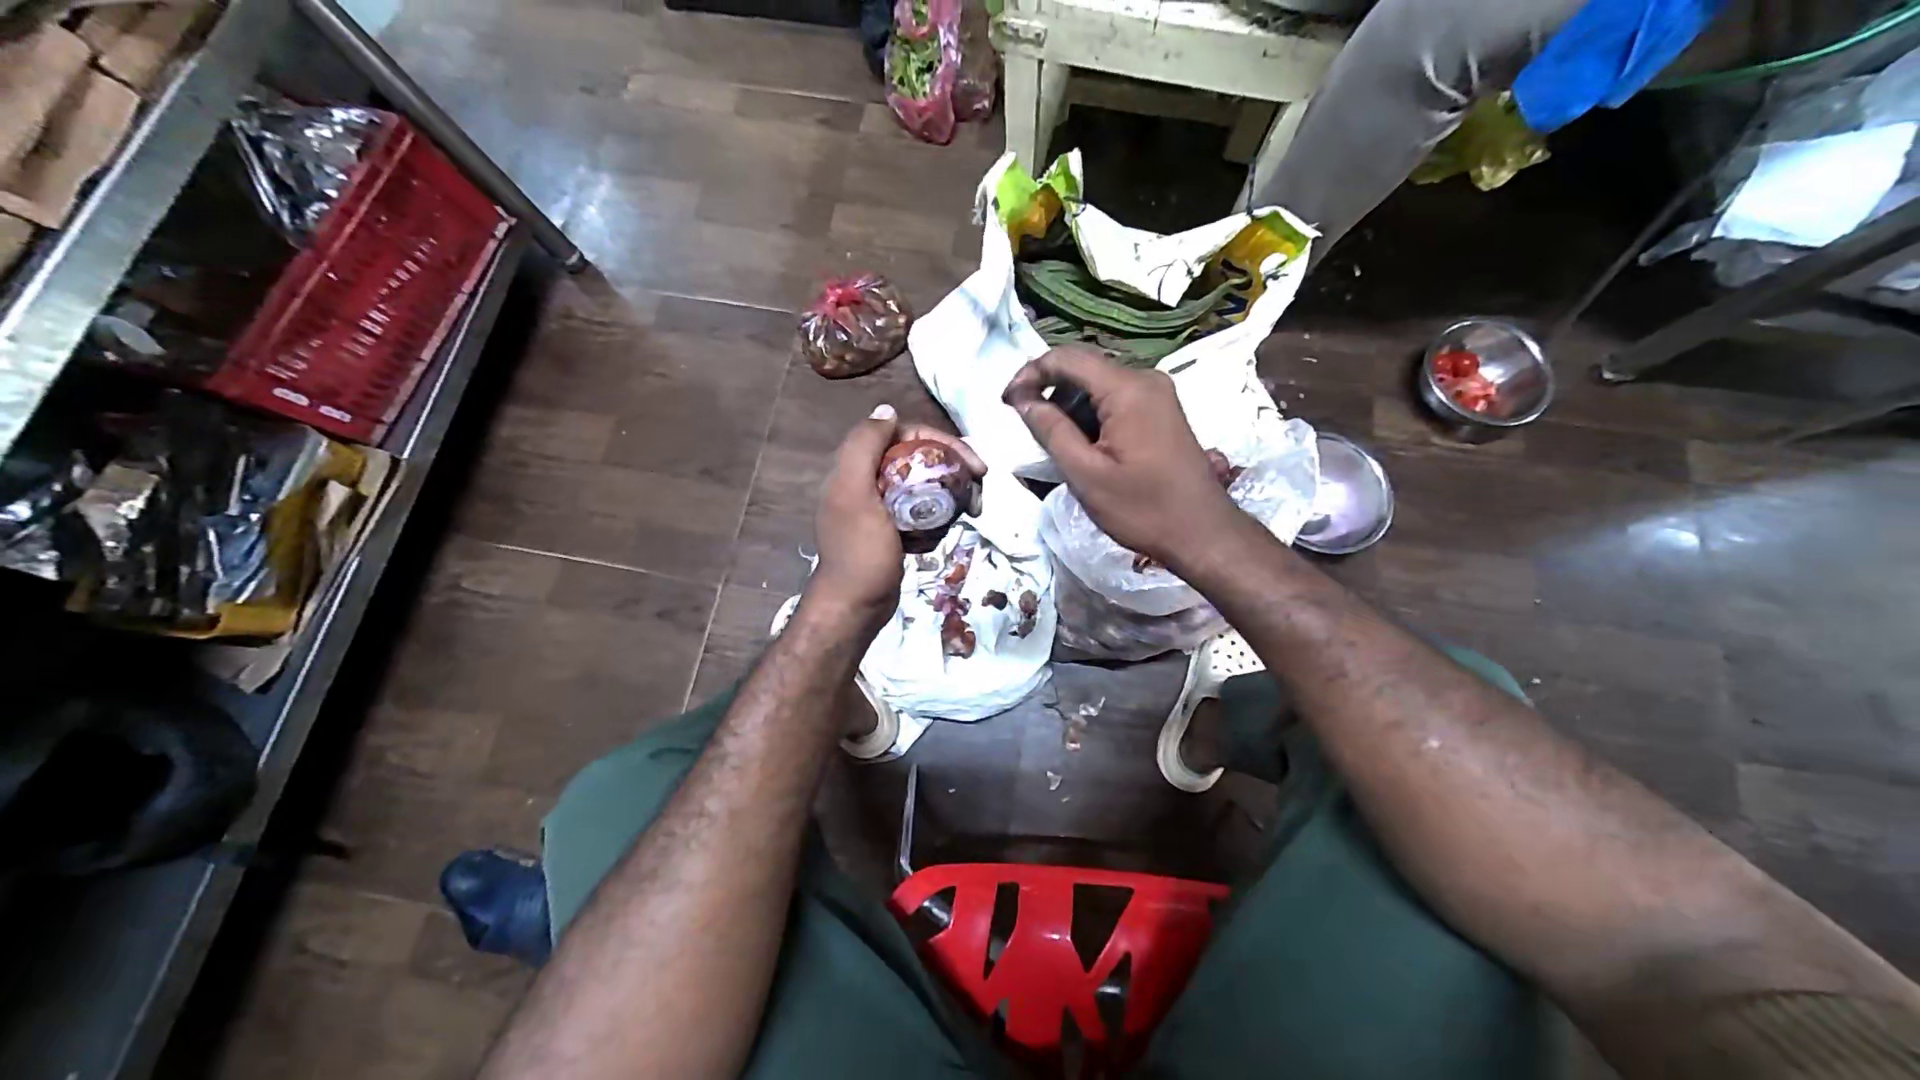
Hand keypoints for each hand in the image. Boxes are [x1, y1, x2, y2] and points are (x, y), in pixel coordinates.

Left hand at [806, 404, 985, 625]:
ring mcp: (879, 508)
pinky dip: (935, 520)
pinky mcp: (891, 530)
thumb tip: (887, 409)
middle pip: (917, 458)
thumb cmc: (860, 552)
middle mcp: (864, 482)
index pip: (904, 435)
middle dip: (951, 468)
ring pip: (922, 485)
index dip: (940, 441)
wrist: (855, 607)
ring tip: (970, 511)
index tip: (973, 462)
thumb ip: (863, 446)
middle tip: (980, 486)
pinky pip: (921, 513)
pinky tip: (940, 535)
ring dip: (948, 496)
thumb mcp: (856, 494)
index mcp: (854, 468)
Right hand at [1003, 345, 1243, 570]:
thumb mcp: (1086, 474)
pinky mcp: (1161, 411)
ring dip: (1069, 405)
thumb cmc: (1142, 508)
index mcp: (1128, 389)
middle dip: (1048, 389)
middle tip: (1024, 422)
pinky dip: (1090, 414)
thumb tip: (1023, 399)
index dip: (1030, 373)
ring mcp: (1157, 395)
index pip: (1067, 358)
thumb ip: (1051, 430)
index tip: (1006, 401)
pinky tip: (1079, 443)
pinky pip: (1116, 399)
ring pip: (1098, 384)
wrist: (1202, 533)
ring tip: (1050, 440)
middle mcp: (1145, 380)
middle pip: (1083, 367)